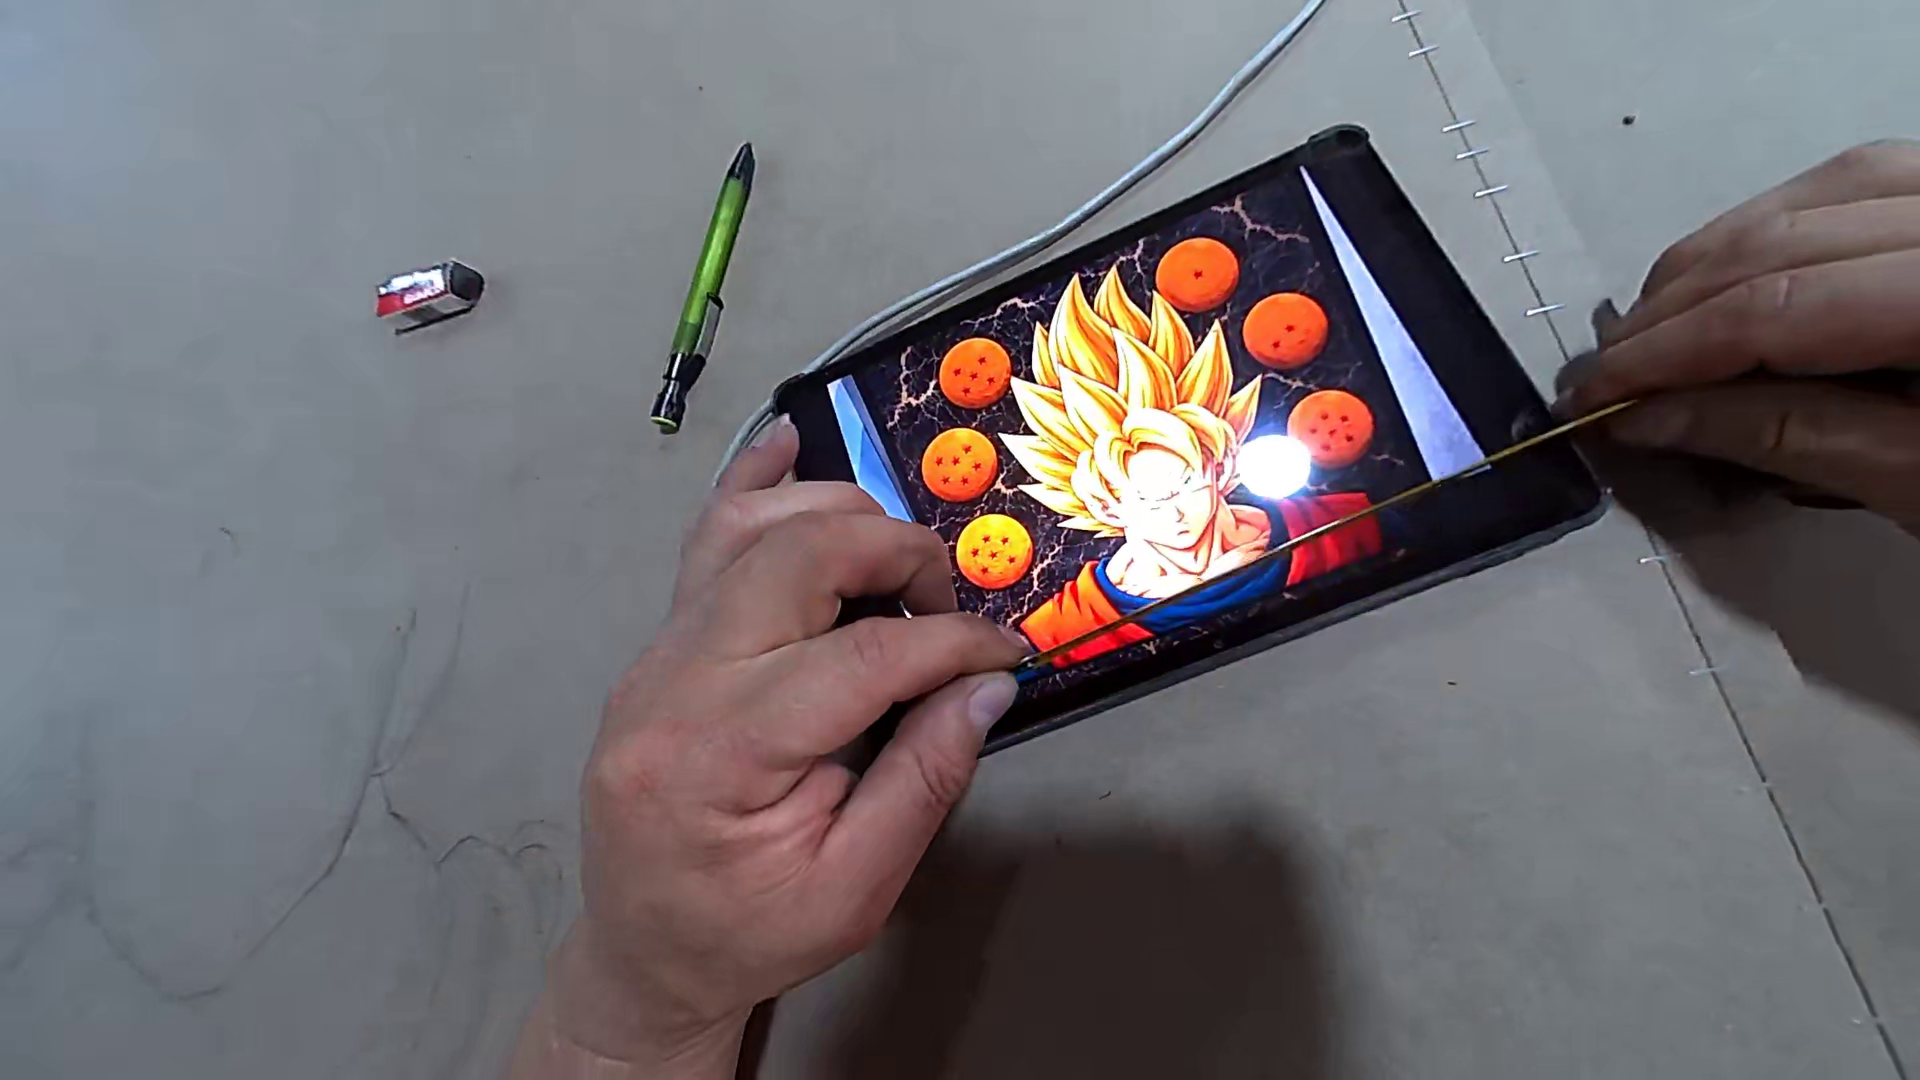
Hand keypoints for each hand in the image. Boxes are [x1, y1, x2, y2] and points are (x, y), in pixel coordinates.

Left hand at [511, 420, 1027, 1077]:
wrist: (644, 948)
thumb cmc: (751, 929)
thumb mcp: (858, 885)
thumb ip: (928, 774)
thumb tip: (988, 681)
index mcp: (723, 753)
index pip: (861, 657)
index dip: (951, 642)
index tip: (1005, 650)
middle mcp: (676, 677)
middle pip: (800, 560)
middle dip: (898, 557)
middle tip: (944, 600)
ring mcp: (659, 647)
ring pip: (753, 527)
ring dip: (842, 518)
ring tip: (895, 558)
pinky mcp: (664, 637)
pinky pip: (707, 535)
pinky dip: (757, 483)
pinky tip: (788, 442)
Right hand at [1562, 140, 1919, 532]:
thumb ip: (1785, 436)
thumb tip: (1639, 418)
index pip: (1774, 309)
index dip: (1656, 356)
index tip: (1585, 402)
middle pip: (1783, 241)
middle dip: (1664, 316)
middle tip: (1608, 376)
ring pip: (1817, 194)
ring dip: (1707, 265)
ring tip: (1659, 328)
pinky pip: (1864, 180)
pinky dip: (1772, 229)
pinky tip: (1733, 282)